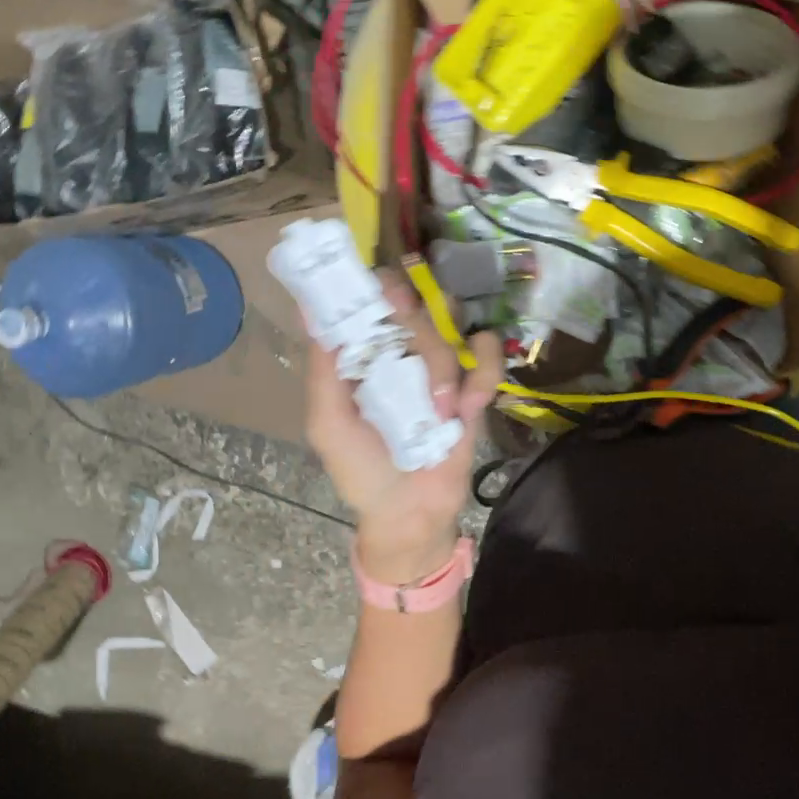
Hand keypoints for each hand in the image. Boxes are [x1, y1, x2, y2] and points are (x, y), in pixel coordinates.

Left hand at [304, 271, 503, 584]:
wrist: (409, 515)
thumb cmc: (360, 471)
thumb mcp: (328, 424)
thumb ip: (323, 371)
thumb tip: (312, 312)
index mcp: (364, 356)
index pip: (370, 302)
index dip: (373, 285)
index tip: (378, 282)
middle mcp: (401, 352)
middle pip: (412, 302)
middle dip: (412, 313)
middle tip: (408, 330)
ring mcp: (438, 367)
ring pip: (450, 323)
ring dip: (443, 356)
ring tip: (438, 405)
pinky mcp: (473, 387)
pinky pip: (486, 354)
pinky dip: (483, 371)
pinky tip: (470, 406)